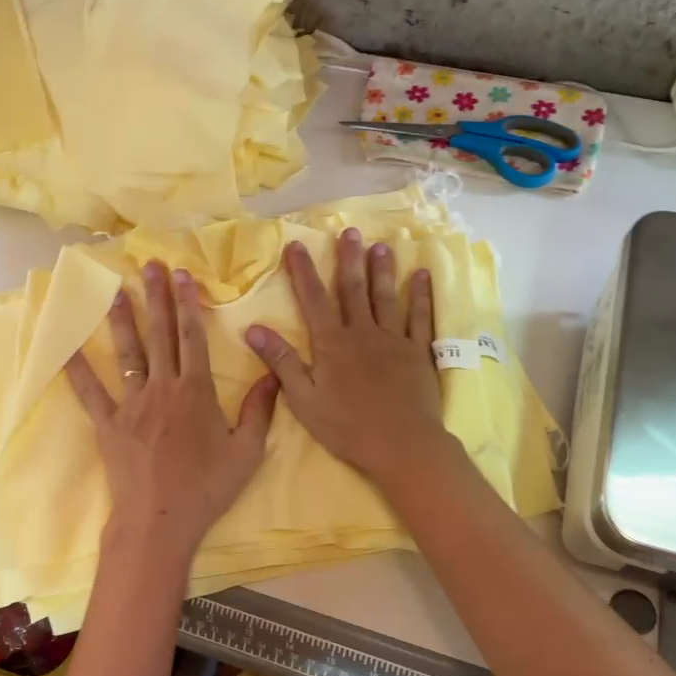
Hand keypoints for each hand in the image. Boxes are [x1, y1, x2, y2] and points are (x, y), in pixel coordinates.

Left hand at [65, 261, 279, 561]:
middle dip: (156, 297)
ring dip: (122, 320)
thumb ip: (259, 409)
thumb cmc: (207, 488)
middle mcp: (163, 388)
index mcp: (197, 391)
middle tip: (150, 265)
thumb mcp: (246, 451)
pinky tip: (66, 347)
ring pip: (127, 354)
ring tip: (114, 290)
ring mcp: (131, 405)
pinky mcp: (108, 424)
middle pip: (159, 334)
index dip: (188, 304)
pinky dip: (78, 369)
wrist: (161, 520)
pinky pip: (90, 392)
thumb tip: (273, 373)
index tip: (183, 275)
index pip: (193, 337)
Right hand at [245, 228, 451, 488]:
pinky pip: (421, 317)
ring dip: (382, 270)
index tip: (296, 244)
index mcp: (332, 344)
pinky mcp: (419, 352)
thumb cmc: (347, 427)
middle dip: (348, 259)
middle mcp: (363, 333)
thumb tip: (253, 329)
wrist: (402, 444)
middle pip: (353, 289)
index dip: (303, 271)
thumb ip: (282, 362)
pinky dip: (422, 295)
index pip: (313, 300)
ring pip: (386, 297)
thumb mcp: (304, 399)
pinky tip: (422, 276)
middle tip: (349, 231)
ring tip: (381, 245)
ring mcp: (394, 340)